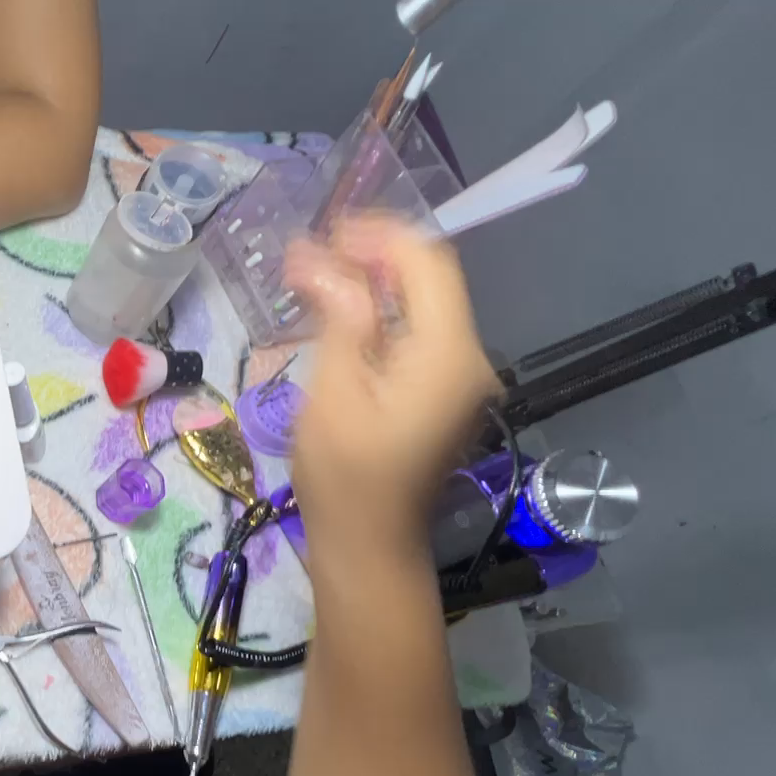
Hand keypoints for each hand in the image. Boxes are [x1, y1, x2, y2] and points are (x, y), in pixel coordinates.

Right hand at [285, 216, 501, 549]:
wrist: (367, 544)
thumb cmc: (342, 477)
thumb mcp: (332, 393)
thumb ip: (339, 319)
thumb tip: (323, 259)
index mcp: (447, 353)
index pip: (426, 264)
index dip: (378, 236)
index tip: (323, 231)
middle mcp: (468, 357)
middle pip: (427, 282)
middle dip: (370, 258)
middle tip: (308, 258)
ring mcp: (459, 377)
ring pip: (420, 308)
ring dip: (371, 287)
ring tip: (313, 282)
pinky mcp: (442, 394)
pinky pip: (415, 338)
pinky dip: (378, 319)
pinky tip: (337, 322)